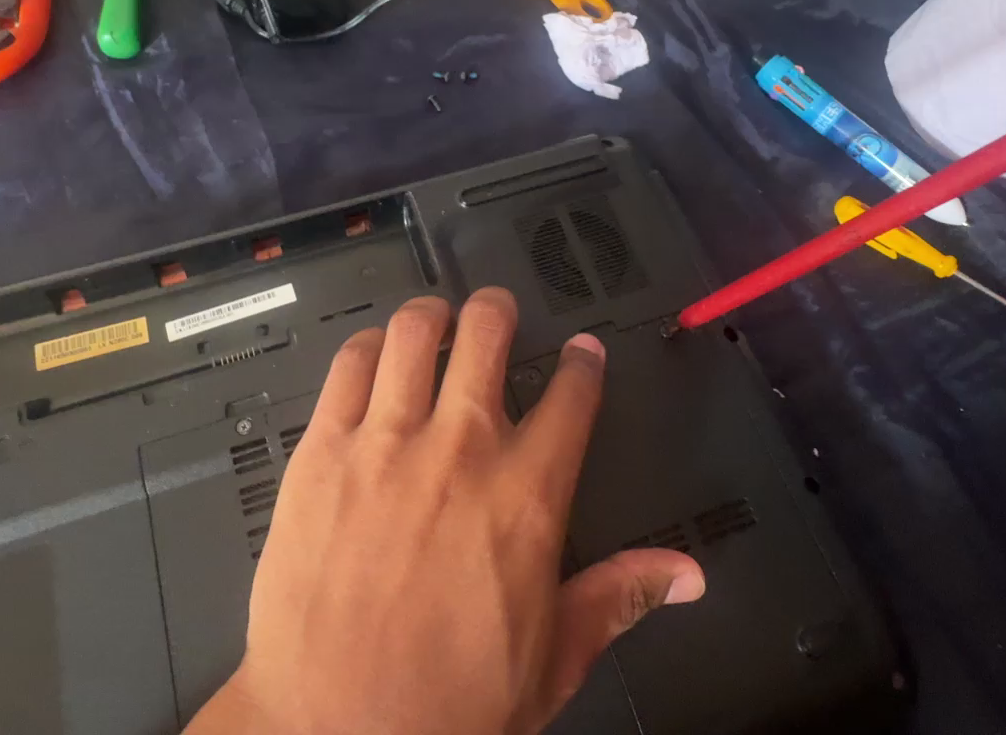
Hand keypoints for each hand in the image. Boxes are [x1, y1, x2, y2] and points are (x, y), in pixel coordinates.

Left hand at [186, 288, 705, 734]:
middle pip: (488, 335)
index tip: (579, 354)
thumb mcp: (552, 656)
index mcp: (526, 496)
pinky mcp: (324, 453)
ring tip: (436, 318)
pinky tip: (374, 353)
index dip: (581, 364)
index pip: (570, 396)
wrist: (336, 729)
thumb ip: (618, 596)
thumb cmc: (444, 703)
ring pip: (415, 333)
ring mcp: (387, 445)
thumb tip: (681, 576)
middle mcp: (460, 453)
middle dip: (498, 311)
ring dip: (432, 315)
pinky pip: (348, 368)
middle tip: (497, 311)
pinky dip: (367, 348)